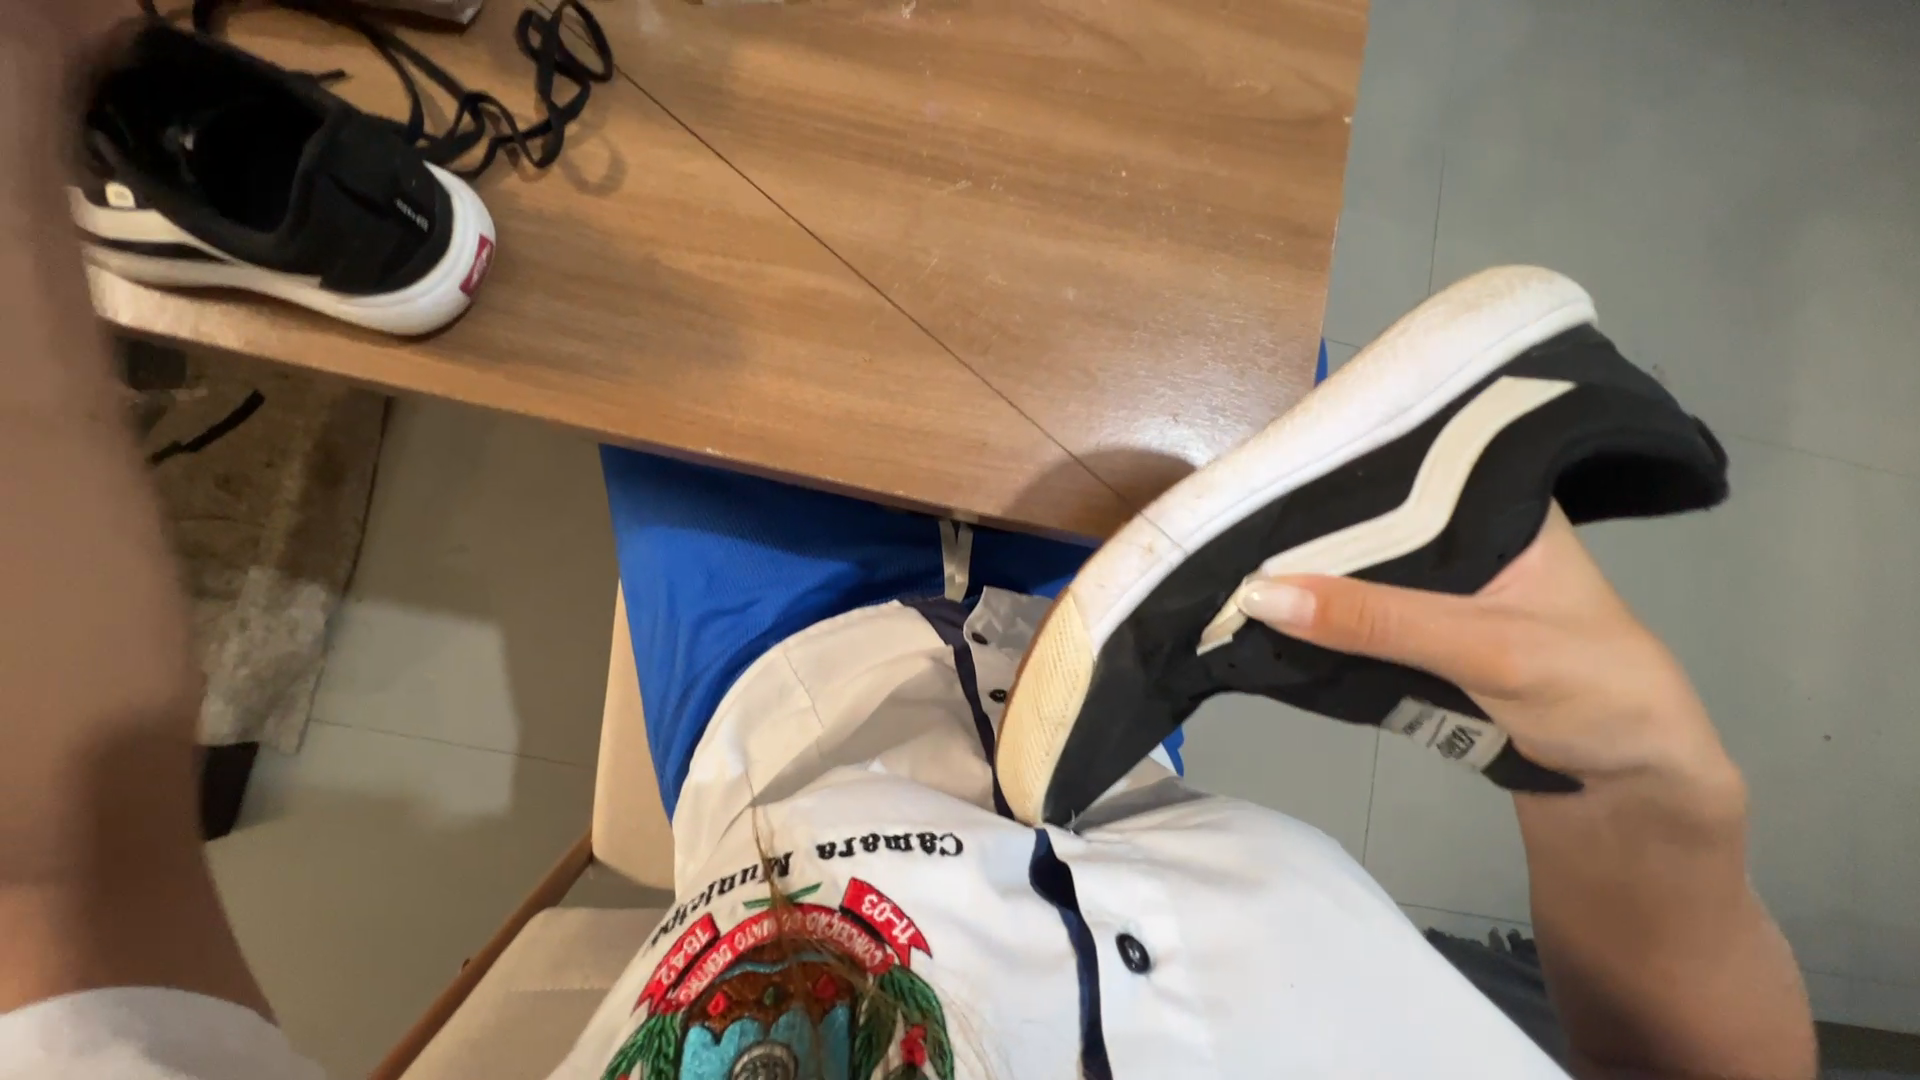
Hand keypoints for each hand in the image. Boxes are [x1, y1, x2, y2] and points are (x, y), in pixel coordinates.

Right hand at [1241, 505, 1743, 821]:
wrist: (1626, 787)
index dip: (1325, 468)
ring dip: (1299, 576)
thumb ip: (1375, 620)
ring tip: (1223, 558)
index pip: (1398, 466)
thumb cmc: (1592, 694)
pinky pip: (1350, 612)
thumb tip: (1257, 594)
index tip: (1251, 476)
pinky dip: (1313, 617)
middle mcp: (1456, 529)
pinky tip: (1262, 607)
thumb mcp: (1486, 648)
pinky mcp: (1412, 627)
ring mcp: (1432, 582)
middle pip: (1363, 518)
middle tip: (1219, 523)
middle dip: (1299, 528)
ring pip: (1350, 567)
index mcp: (1493, 500)